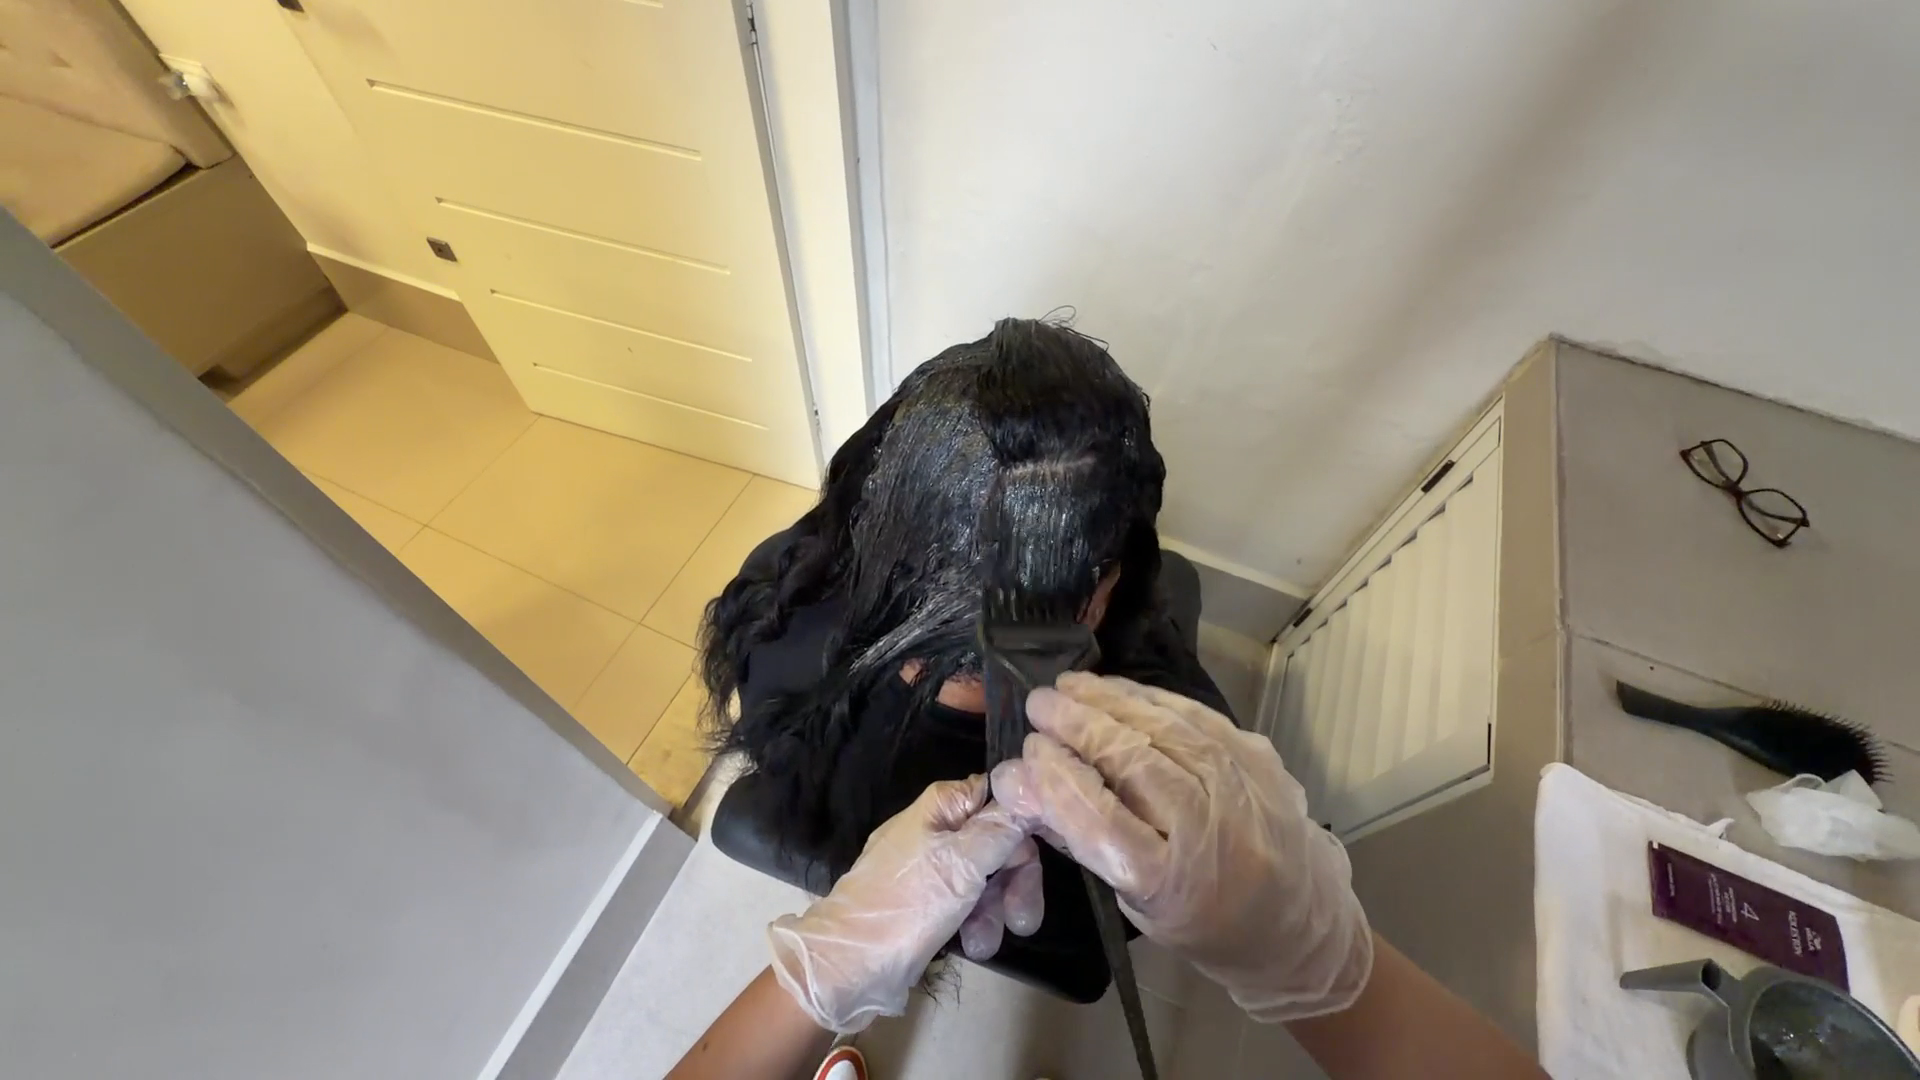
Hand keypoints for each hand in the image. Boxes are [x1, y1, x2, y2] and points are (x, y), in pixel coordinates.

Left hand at [767, 775, 1041, 1032]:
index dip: (1026, 824)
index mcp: (943, 804)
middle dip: (1014, 880)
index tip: (1047, 854)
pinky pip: (966, 899)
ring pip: (987, 875)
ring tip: (987, 943)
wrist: (849, 963)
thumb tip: (1029, 792)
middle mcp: (938, 825)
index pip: (999, 797)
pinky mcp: (928, 897)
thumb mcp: (962, 863)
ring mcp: (932, 863)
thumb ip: (1001, 828)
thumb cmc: (906, 903)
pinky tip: (975, 946)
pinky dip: (976, 921)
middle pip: (998, 839)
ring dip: (996, 909)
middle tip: (1022, 920)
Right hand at [991, 672, 1372, 1020]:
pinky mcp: (1258, 755)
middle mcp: (1206, 826)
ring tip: (1068, 686)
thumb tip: (1018, 780)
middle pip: (1129, 759)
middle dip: (1075, 724)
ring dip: (1106, 699)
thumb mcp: (1131, 900)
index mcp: (1168, 881)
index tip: (1027, 751)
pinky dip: (1147, 696)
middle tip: (1036, 703)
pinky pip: (1192, 712)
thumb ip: (1075, 834)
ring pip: (1160, 725)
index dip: (1056, 777)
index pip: (1097, 816)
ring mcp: (1238, 784)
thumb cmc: (1200, 922)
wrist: (1299, 924)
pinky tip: (1116, 689)